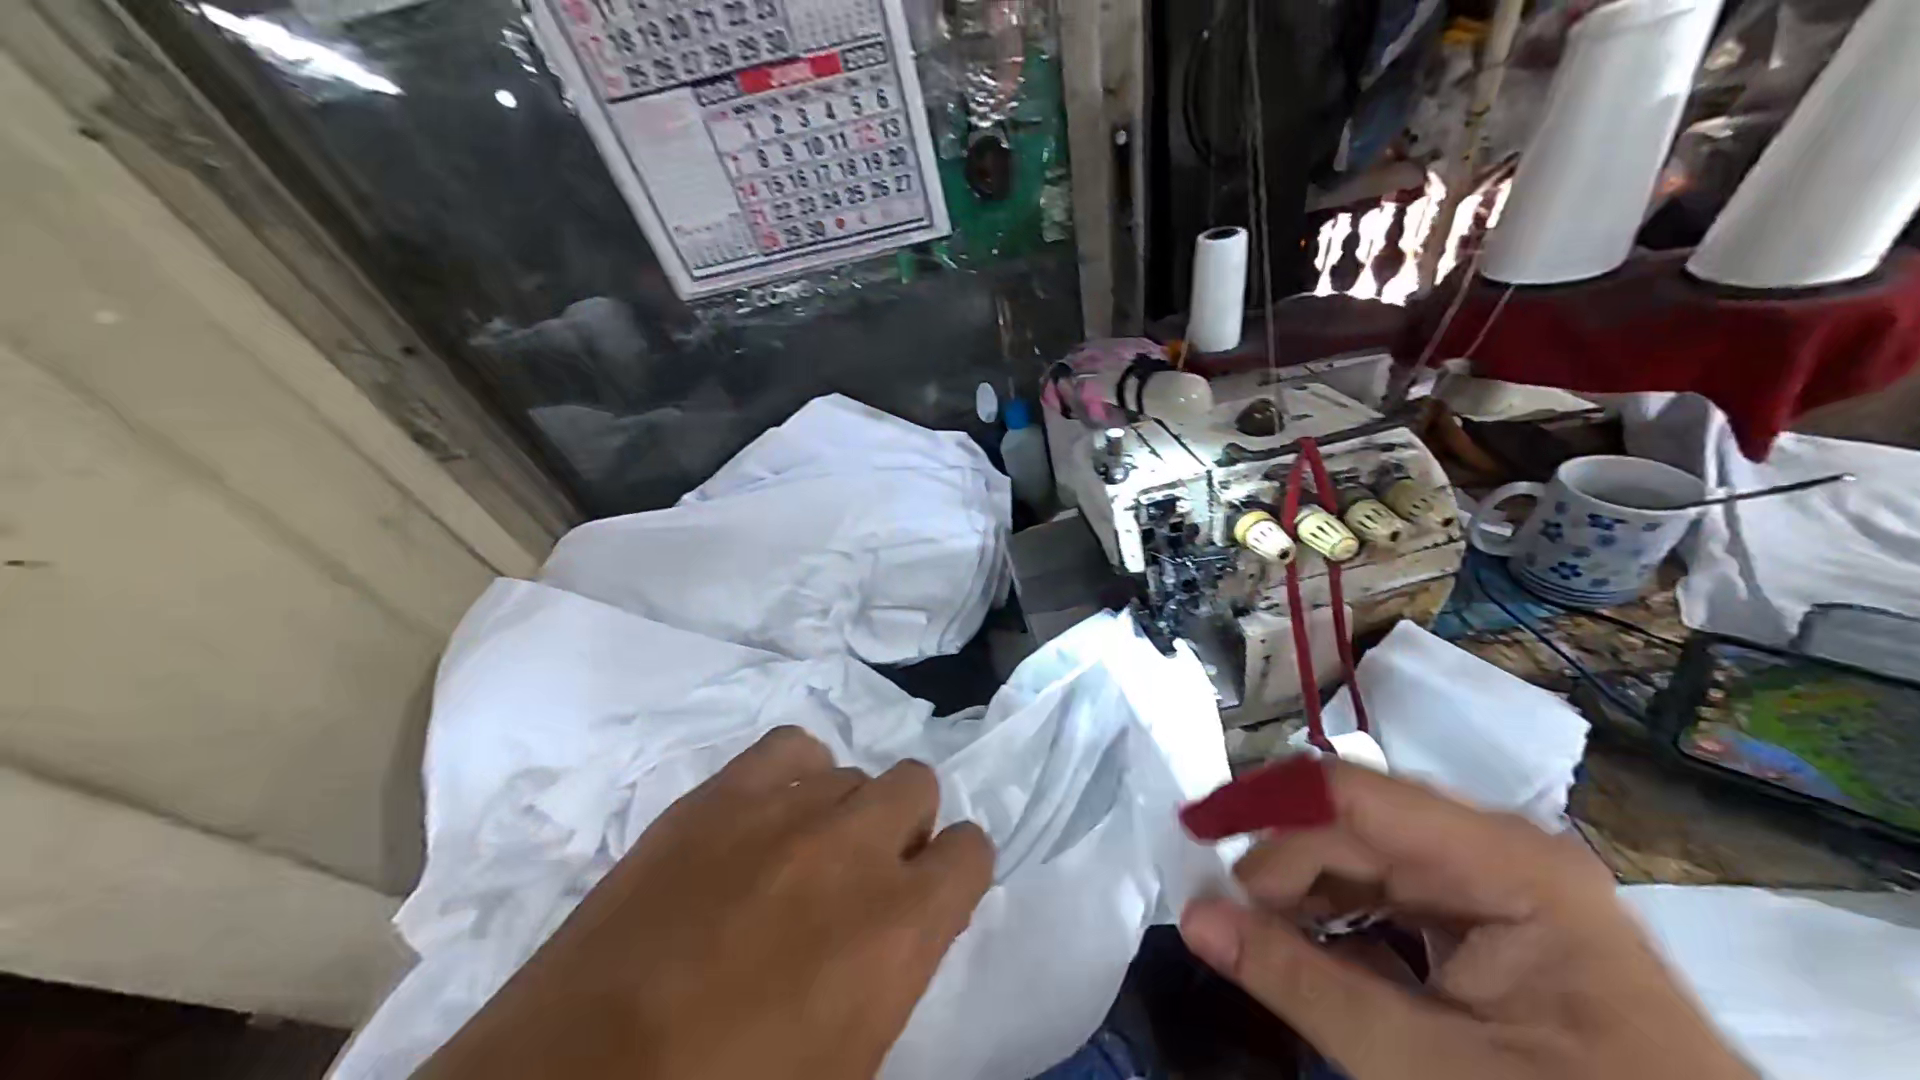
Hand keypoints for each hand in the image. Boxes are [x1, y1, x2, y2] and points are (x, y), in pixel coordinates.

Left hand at [419, 726, 993, 1079]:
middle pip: (917, 783)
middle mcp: (856, 846)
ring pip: (853, 770)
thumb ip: (896, 966)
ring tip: (803, 852)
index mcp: (901, 925)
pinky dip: (795, 774)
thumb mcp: (855, 1055)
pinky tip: (768, 816)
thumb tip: (900, 923)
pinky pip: (790, 748)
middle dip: (905, 825)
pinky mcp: (717, 795)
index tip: (930, 890)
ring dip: (845, 808)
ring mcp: (783, 809)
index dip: (955, 870)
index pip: (972, 849)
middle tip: (863, 874)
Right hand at [1179, 762, 1754, 1079]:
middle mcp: (1501, 853)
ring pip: (1366, 860)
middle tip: (1221, 912)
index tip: (1193, 839)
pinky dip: (1337, 920)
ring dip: (1303, 892)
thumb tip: (1191, 915)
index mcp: (1508, 861)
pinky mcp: (1490, 927)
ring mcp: (1498, 888)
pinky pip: (1391, 899)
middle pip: (1356, 826)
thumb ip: (1299, 981)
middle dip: (1281, 864)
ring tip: (1253, 931)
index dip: (1264, 808)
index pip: (1353, 799)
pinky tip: (1306, 949)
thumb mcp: (1427, 1068)